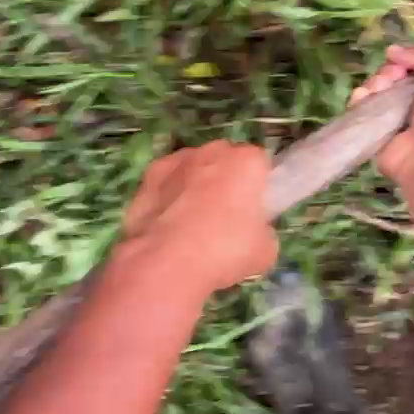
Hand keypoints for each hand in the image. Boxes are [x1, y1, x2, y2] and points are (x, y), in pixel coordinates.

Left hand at [120, 141, 275, 294]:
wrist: (168, 262)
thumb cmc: (226, 251)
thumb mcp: (266, 251)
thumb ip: (263, 231)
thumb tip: (255, 233)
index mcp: (247, 161)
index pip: (259, 164)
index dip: (257, 186)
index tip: (253, 210)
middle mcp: (213, 151)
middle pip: (225, 160)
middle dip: (226, 180)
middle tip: (225, 217)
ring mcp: (177, 161)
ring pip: (193, 168)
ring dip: (195, 186)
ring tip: (191, 225)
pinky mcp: (148, 177)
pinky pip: (166, 183)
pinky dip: (168, 197)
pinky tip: (166, 226)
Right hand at [350, 44, 413, 184]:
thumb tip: (393, 51)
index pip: (411, 68)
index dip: (404, 60)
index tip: (402, 63)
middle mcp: (413, 104)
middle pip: (390, 77)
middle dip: (386, 72)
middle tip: (391, 78)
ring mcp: (392, 119)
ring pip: (373, 91)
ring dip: (372, 84)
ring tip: (377, 90)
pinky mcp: (374, 133)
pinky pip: (360, 110)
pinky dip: (358, 100)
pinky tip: (362, 98)